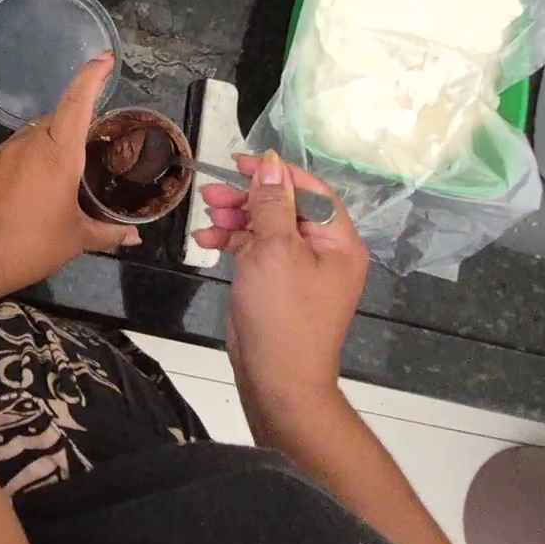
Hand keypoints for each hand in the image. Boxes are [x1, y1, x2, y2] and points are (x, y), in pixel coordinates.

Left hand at [0, 54, 138, 290]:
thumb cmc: (31, 244)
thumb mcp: (77, 240)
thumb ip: (109, 233)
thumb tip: (135, 236)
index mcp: (59, 152)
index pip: (78, 101)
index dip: (93, 76)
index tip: (106, 59)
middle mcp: (32, 142)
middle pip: (60, 116)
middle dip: (80, 122)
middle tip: (100, 143)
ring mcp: (7, 150)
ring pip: (39, 133)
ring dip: (57, 142)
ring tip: (73, 170)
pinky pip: (21, 149)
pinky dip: (37, 156)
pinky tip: (43, 183)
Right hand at [193, 152, 368, 412]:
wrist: (277, 381)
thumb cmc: (283, 313)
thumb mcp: (275, 249)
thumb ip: (271, 203)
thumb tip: (272, 162)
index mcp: (338, 241)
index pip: (310, 191)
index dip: (274, 173)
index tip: (238, 163)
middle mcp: (324, 251)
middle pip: (284, 207)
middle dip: (247, 198)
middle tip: (211, 193)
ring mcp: (299, 269)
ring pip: (265, 227)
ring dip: (234, 218)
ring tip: (206, 215)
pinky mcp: (275, 283)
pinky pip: (256, 250)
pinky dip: (232, 242)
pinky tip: (206, 240)